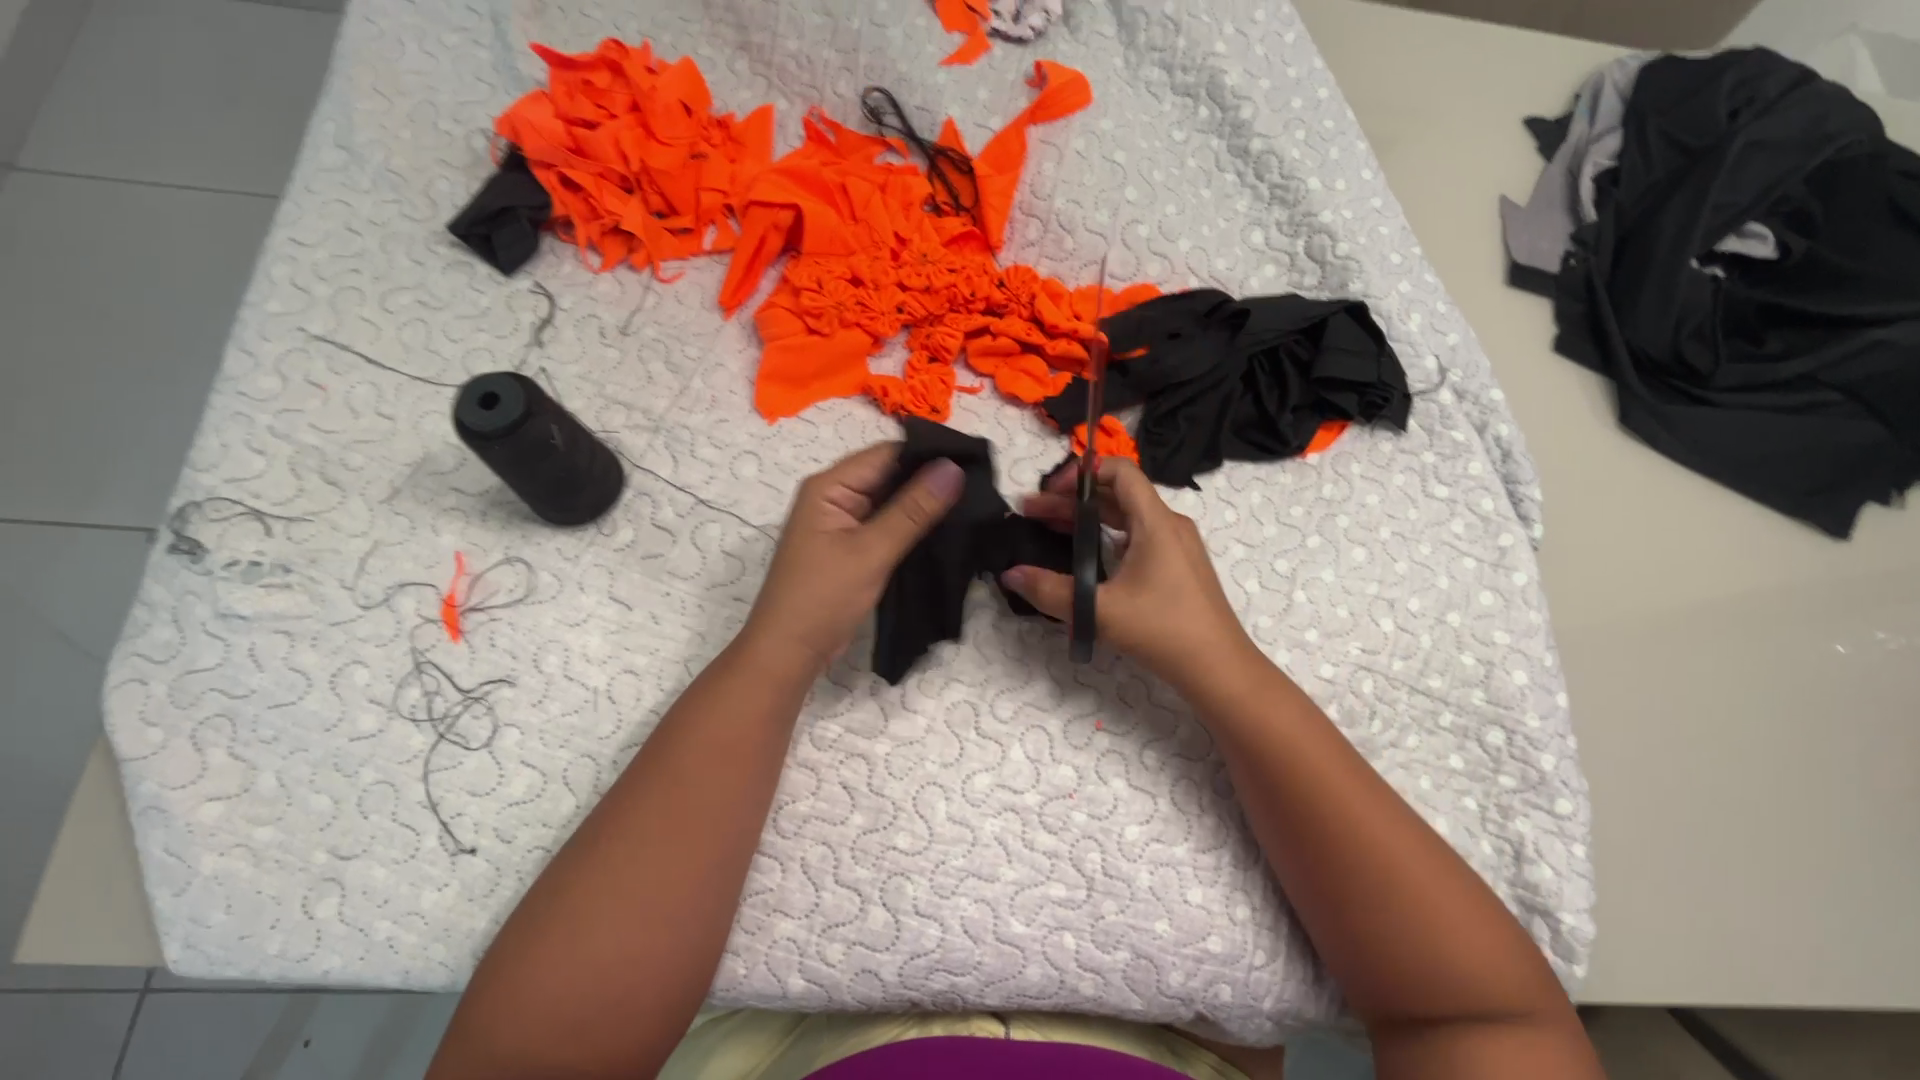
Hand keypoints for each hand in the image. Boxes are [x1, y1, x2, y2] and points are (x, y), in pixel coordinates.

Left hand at [741, 442, 963, 673]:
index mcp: (829, 486)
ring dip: (924, 504)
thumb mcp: (871, 552)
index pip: (887, 454)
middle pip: (889, 474)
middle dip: (930, 479)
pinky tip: (945, 529)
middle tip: (982, 484)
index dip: (929, 454)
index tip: (974, 461)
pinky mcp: (850, 546)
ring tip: (973, 504)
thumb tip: (953, 468)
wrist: (788, 652)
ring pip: (890, 501)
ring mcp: (842, 522)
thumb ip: (913, 510)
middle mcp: (834, 496)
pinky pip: (886, 524)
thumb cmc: (822, 599)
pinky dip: (912, 526)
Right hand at [1002, 457, 1257, 689]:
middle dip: (1071, 501)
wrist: (1218, 667)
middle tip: (1030, 514)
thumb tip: (1010, 574)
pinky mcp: (1177, 568)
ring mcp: (1176, 547)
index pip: (1119, 471)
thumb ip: (1049, 591)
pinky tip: (1085, 559)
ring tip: (1049, 530)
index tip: (1048, 492)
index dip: (1080, 473)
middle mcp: (1169, 525)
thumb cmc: (1162, 630)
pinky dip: (1107, 538)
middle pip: (1116, 496)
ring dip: (1087, 520)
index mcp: (1155, 522)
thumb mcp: (1099, 610)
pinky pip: (1137, 538)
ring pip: (1126, 518)